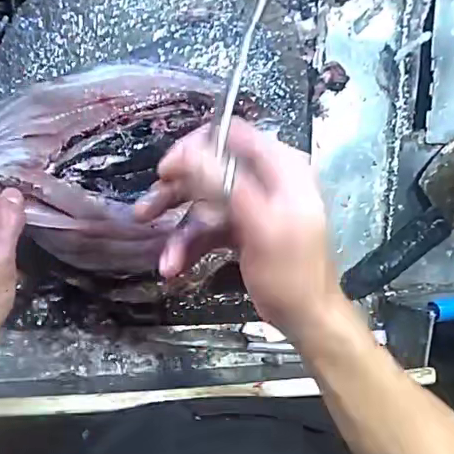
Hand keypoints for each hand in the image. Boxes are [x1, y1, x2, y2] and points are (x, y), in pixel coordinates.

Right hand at [135, 119, 345, 335]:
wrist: (307, 318)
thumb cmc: (291, 275)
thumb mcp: (260, 226)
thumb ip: (227, 185)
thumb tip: (190, 154)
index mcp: (281, 168)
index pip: (231, 135)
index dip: (194, 148)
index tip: (165, 172)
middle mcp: (266, 181)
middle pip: (209, 171)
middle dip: (175, 194)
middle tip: (146, 211)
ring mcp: (253, 207)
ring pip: (204, 205)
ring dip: (180, 232)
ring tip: (165, 261)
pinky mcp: (243, 230)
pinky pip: (208, 230)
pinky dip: (190, 247)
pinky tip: (175, 266)